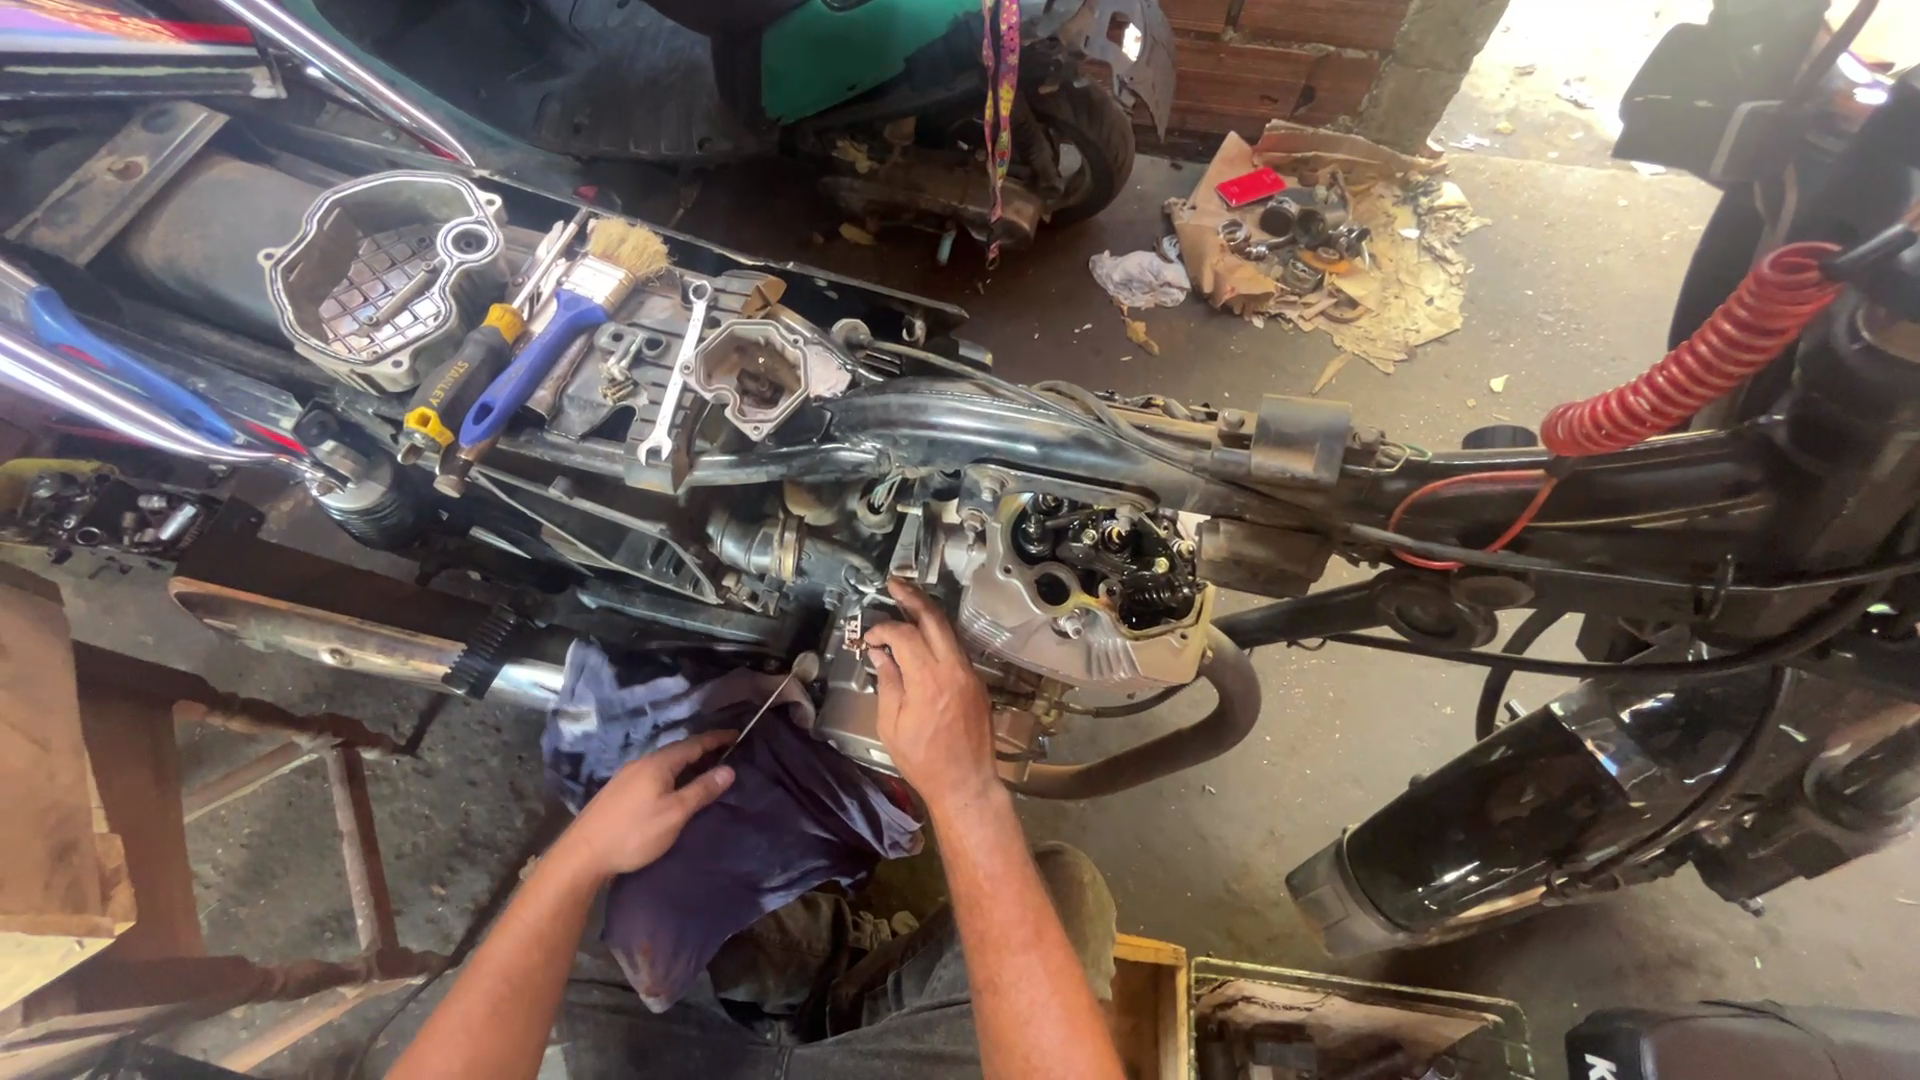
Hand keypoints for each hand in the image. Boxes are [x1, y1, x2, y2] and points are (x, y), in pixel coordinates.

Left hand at [553, 729, 736, 881]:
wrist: (582, 856)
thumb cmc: (634, 834)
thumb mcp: (675, 813)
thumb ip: (702, 790)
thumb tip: (729, 769)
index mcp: (658, 764)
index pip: (694, 743)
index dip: (717, 738)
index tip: (737, 734)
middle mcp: (642, 763)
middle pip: (678, 750)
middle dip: (702, 749)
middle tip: (725, 752)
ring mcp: (626, 776)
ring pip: (664, 762)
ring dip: (686, 762)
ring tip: (704, 769)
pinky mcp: (617, 791)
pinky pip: (653, 773)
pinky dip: (671, 773)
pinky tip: (673, 786)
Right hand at [864, 578, 998, 814]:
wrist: (966, 783)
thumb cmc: (923, 761)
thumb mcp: (891, 724)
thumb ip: (887, 682)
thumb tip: (881, 654)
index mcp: (928, 680)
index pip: (905, 635)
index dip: (884, 629)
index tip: (871, 637)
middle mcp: (953, 669)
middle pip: (934, 619)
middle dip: (913, 597)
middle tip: (895, 584)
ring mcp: (969, 674)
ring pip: (949, 631)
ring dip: (928, 614)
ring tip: (908, 601)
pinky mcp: (977, 682)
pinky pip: (956, 649)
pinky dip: (938, 636)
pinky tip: (923, 637)